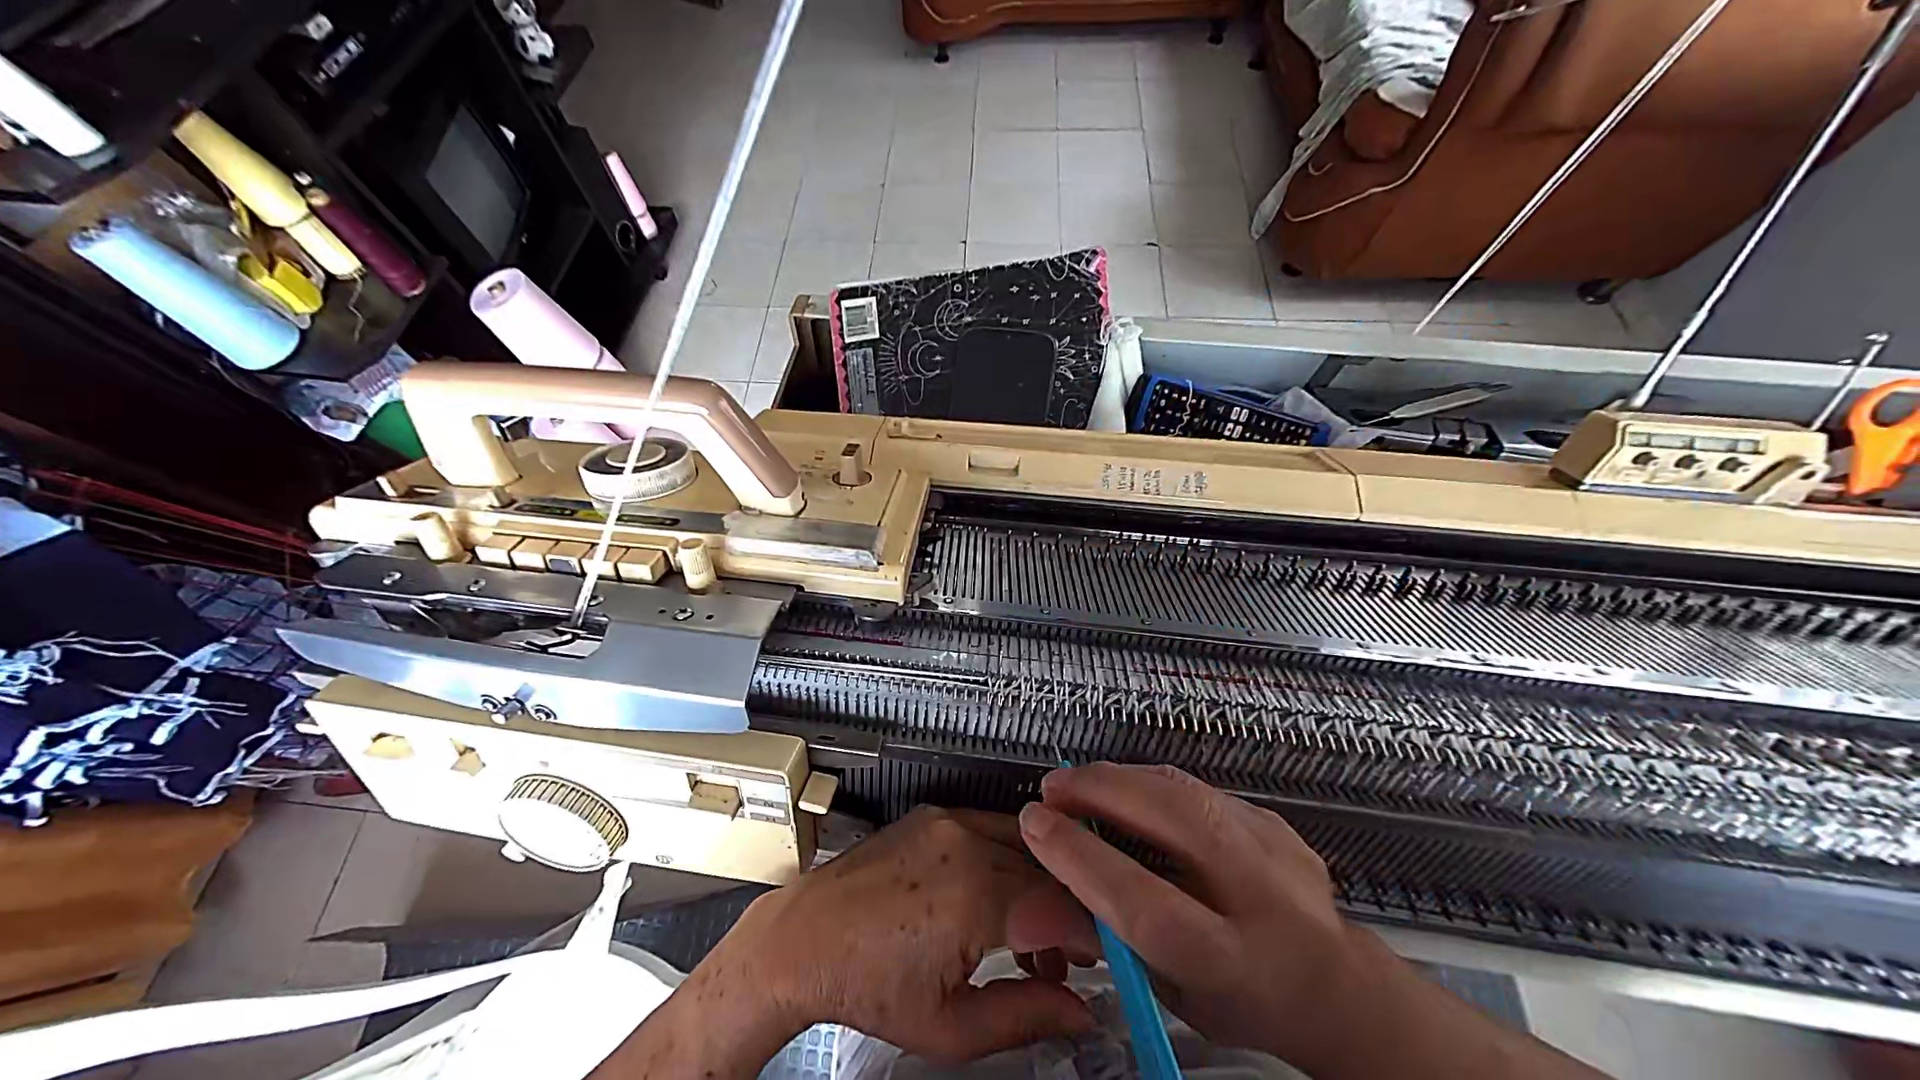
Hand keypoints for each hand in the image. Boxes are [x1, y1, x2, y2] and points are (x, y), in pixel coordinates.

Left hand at [734, 805, 1095, 1057]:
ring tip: (1029, 942)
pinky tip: (998, 902)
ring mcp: (949, 823)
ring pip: (1027, 847)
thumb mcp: (950, 1026)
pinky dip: (1011, 862)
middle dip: (1070, 916)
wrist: (803, 939)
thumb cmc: (861, 983)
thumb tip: (1079, 1014)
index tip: (1099, 962)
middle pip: (1050, 873)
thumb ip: (1027, 1017)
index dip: (1092, 939)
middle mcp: (965, 844)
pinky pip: (994, 830)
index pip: (1065, 909)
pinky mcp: (935, 816)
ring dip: (1042, 888)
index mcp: (974, 896)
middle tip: (1067, 961)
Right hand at [1018, 764, 1605, 1079]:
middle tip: (1049, 790)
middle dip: (1097, 790)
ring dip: (1118, 778)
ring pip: (1181, 789)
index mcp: (1225, 957)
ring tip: (1077, 783)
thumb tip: (1023, 911)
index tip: (1034, 824)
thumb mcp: (1165, 989)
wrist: (1333, 984)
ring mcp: (1272, 846)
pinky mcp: (1272, 819)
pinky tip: (1125, 792)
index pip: (1141, 898)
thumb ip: (1096, 942)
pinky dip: (1150, 783)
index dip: (1079, 855)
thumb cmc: (1237, 996)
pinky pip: (1196, 788)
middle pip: (1169, 817)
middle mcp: (1257, 894)